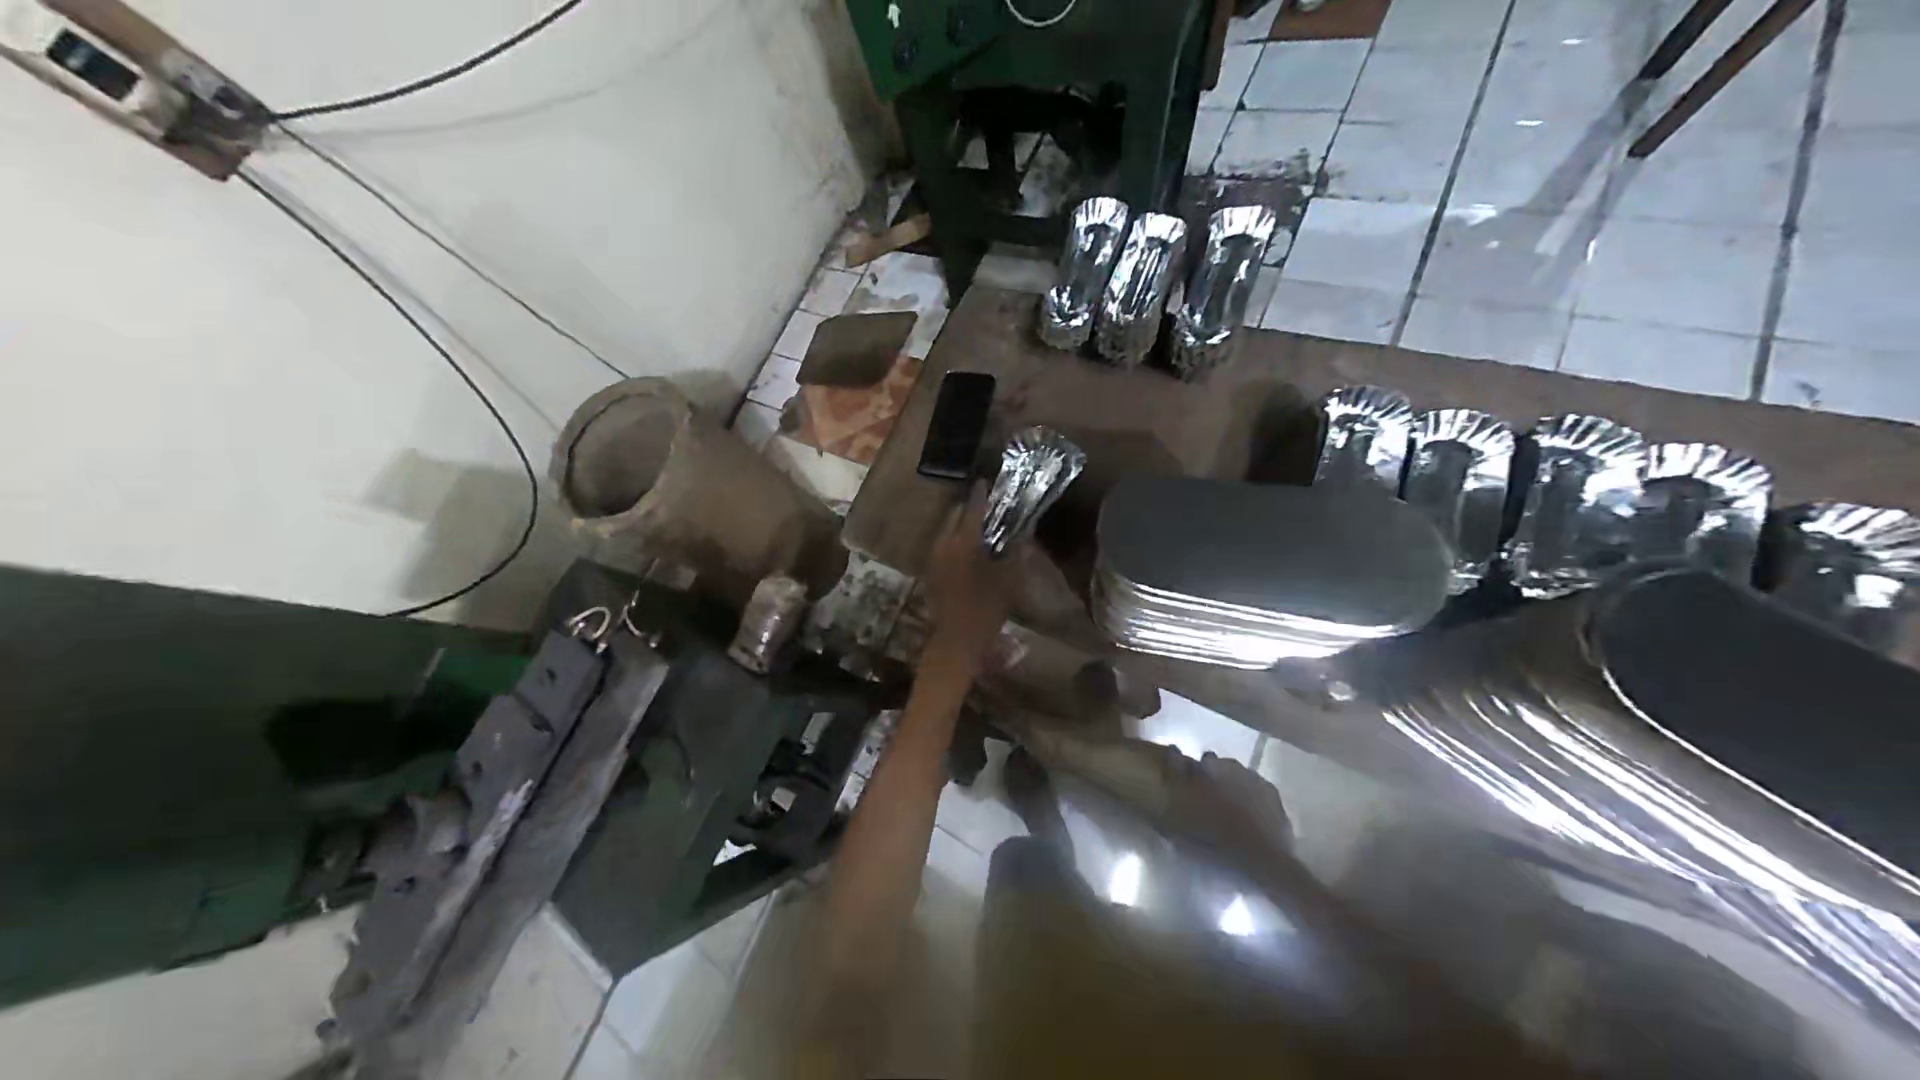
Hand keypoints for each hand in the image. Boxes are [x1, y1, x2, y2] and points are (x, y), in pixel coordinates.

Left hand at [923, 488, 1018, 668]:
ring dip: (961, 524)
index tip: (986, 480)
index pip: (972, 508)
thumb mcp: (1009, 579)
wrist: (957, 640)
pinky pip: (943, 545)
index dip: (981, 494)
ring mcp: (934, 558)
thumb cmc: (987, 608)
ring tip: (980, 524)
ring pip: (946, 530)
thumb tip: (1022, 534)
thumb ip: (1016, 553)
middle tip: (987, 504)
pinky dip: (955, 539)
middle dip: (969, 507)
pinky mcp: (931, 572)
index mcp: (963, 542)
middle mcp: (944, 544)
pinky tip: (969, 547)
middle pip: (955, 515)